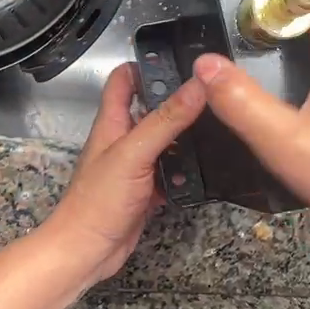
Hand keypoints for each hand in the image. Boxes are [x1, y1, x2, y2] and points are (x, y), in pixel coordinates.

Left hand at [40, 63, 205, 283]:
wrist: (87, 250)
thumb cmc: (100, 199)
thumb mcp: (134, 153)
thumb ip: (165, 120)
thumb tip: (197, 85)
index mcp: (112, 122)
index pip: (124, 80)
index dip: (146, 64)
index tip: (180, 58)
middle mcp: (123, 139)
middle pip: (151, 109)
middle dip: (178, 99)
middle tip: (214, 93)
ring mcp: (135, 166)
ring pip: (165, 141)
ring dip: (187, 136)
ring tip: (222, 125)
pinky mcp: (146, 190)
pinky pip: (170, 172)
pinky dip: (186, 170)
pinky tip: (209, 168)